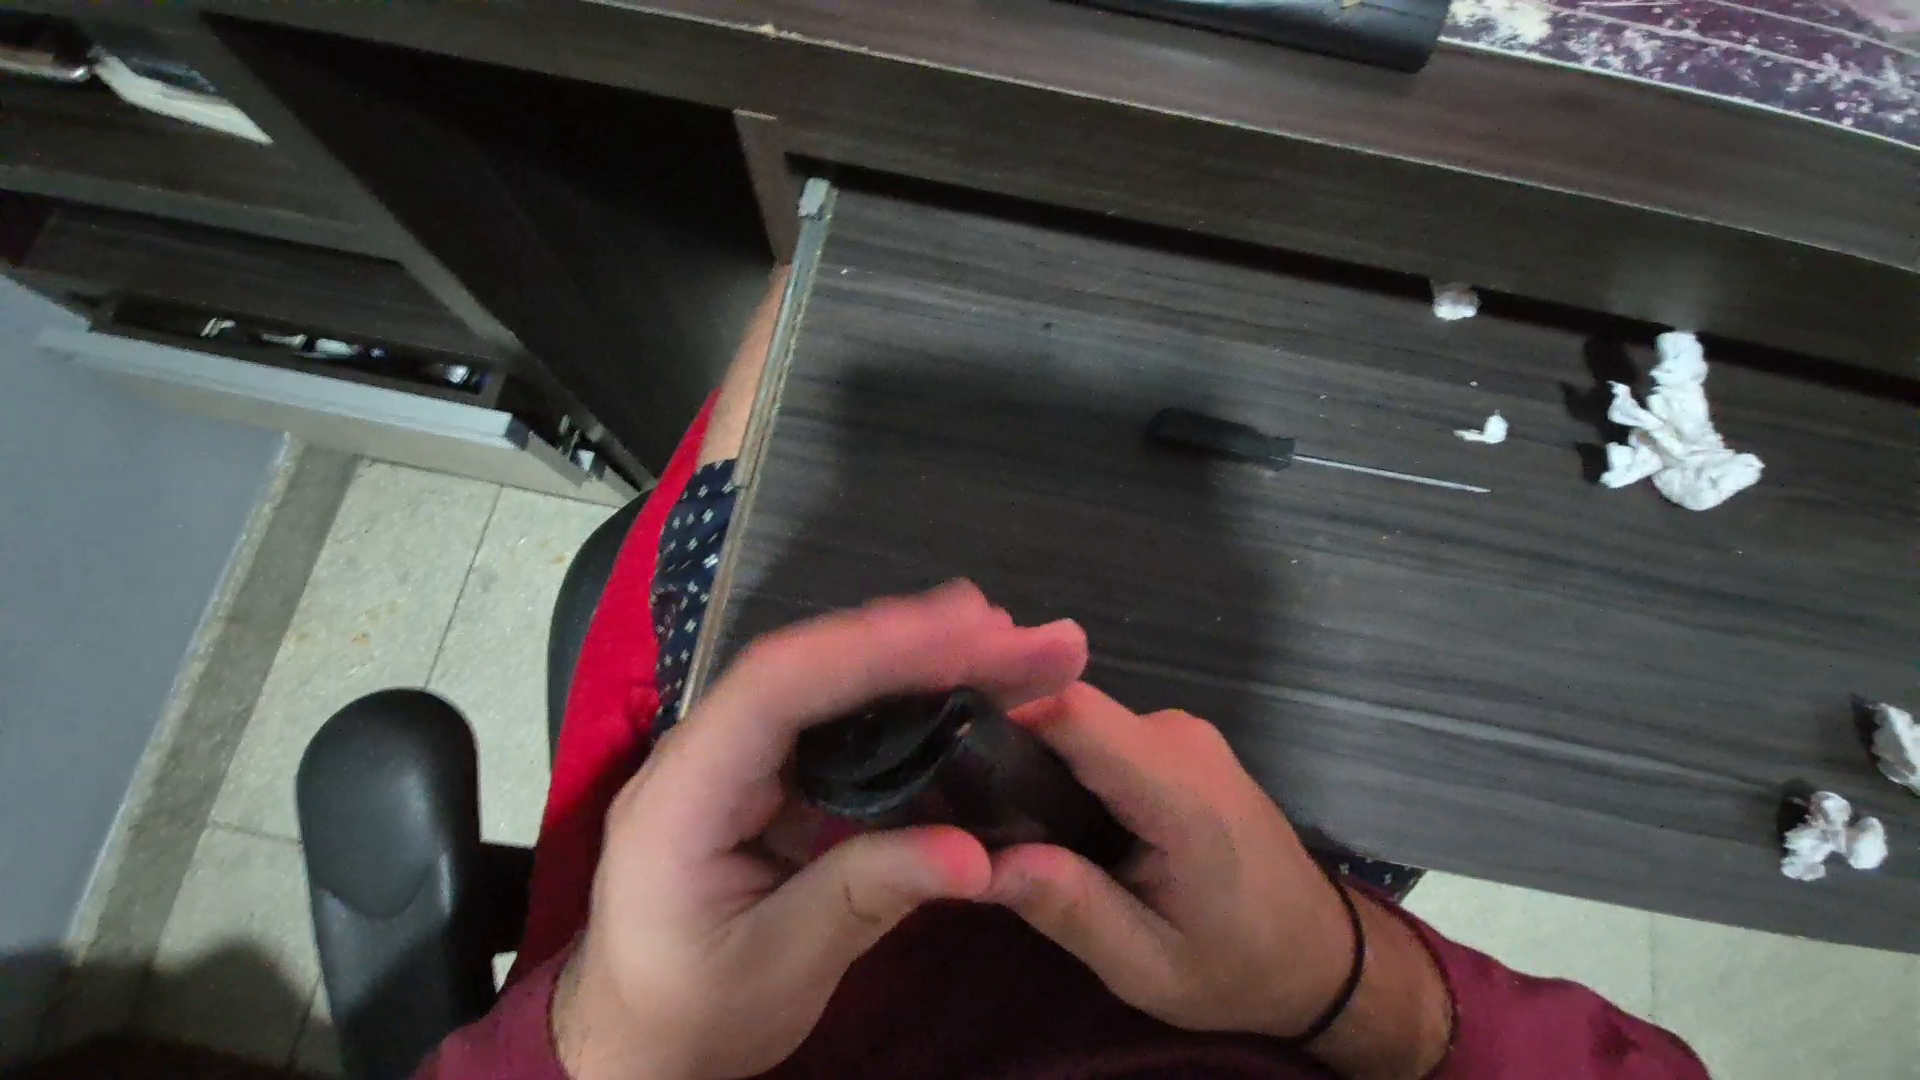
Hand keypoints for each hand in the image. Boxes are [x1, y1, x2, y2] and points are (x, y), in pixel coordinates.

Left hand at [553, 582, 1088, 1079]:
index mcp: (684, 791)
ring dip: (916, 650)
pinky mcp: (771, 763)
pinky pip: (838, 708)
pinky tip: (956, 677)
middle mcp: (708, 745)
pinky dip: (903, 687)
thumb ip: (864, 899)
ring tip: (1002, 640)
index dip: (872, 652)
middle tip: (1013, 633)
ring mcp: (740, 749)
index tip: (967, 636)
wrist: (635, 1031)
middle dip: (916, 639)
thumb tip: (976, 856)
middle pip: (812, 663)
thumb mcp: (776, 970)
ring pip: (830, 674)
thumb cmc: (689, 1010)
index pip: (777, 687)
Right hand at [985, 684, 1450, 1078]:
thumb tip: (980, 862)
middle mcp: (1179, 737)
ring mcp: (1183, 731)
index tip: (957, 759)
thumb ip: (1069, 908)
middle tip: (976, 810)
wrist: (1325, 955)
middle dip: (1018, 752)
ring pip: (1084, 721)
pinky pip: (1108, 733)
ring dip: (1047, 762)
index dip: (1009, 720)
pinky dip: (1076, 764)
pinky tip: (1066, 813)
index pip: (1074, 712)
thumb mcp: (1146, 965)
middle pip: (1069, 712)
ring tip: (1019, 820)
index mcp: (1176, 789)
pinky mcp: (1180, 740)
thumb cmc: (1238, 967)